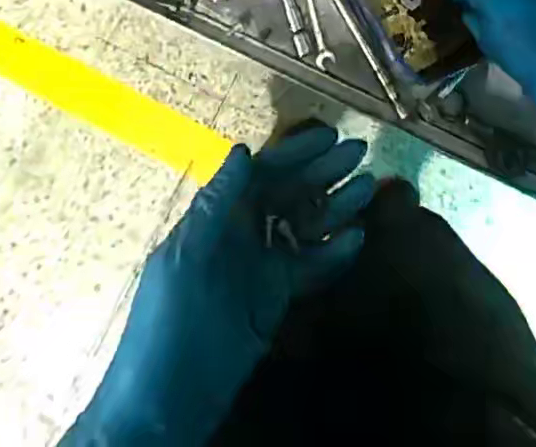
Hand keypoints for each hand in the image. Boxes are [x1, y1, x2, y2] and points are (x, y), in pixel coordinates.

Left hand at [65, 124, 374, 445]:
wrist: (167, 399)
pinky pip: (308, 269)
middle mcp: (242, 233)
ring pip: (302, 227)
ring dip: (334, 207)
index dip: (294, 153)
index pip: (261, 172)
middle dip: (321, 172)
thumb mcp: (188, 255)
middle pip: (287, 193)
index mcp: (218, 215)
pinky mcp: (274, 301)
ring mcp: (260, 266)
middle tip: (360, 151)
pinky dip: (332, 254)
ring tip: (369, 186)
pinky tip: (357, 238)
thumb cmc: (169, 320)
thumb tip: (242, 150)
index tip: (329, 137)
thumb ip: (217, 203)